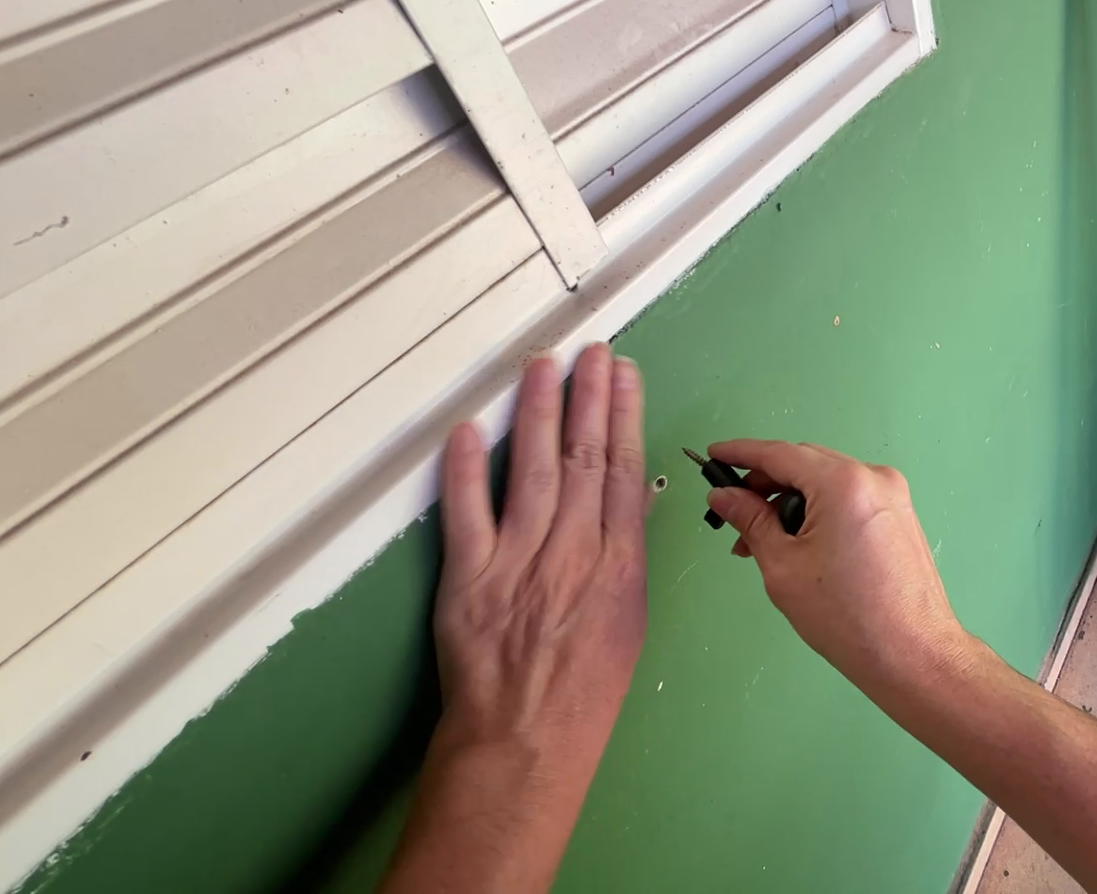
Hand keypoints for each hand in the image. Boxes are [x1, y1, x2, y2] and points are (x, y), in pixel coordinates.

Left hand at [431, 344, 648, 780]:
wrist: (526, 743)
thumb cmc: (590, 682)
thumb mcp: (631, 612)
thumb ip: (628, 545)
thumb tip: (632, 488)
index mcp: (619, 563)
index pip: (622, 471)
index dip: (624, 416)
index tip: (624, 374)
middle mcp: (572, 554)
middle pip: (583, 460)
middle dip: (590, 398)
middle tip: (593, 351)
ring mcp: (518, 565)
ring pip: (532, 474)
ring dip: (538, 415)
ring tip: (545, 366)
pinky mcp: (467, 582)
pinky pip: (466, 517)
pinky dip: (464, 471)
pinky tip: (466, 429)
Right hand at [703, 441, 971, 691]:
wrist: (913, 654)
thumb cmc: (846, 616)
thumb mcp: (784, 566)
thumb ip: (751, 521)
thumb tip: (723, 496)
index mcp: (844, 482)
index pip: (780, 453)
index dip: (741, 453)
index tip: (713, 454)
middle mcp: (873, 475)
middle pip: (805, 463)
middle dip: (766, 484)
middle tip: (734, 515)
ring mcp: (892, 492)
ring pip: (826, 480)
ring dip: (791, 501)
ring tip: (763, 542)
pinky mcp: (899, 512)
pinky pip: (848, 496)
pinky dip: (819, 509)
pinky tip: (799, 542)